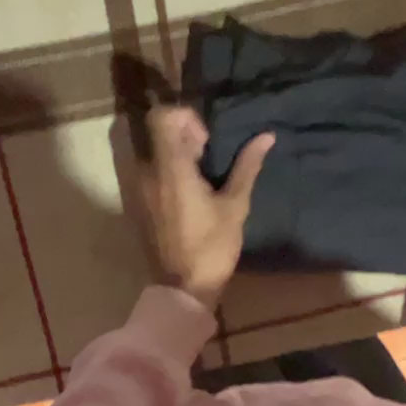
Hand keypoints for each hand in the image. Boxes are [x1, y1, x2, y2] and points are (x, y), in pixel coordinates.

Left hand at [131, 106, 274, 309]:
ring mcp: (138, 189)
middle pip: (155, 131)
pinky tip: (189, 193)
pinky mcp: (138, 204)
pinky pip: (149, 172)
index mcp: (171, 169)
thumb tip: (266, 136)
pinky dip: (167, 171)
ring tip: (200, 174)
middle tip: (205, 154)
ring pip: (152, 151)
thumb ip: (247, 166)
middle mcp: (148, 173)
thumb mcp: (235, 206)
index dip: (184, 117)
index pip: (162, 117)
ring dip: (175, 153)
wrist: (183, 288)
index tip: (205, 140)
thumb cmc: (212, 248)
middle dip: (181, 133)